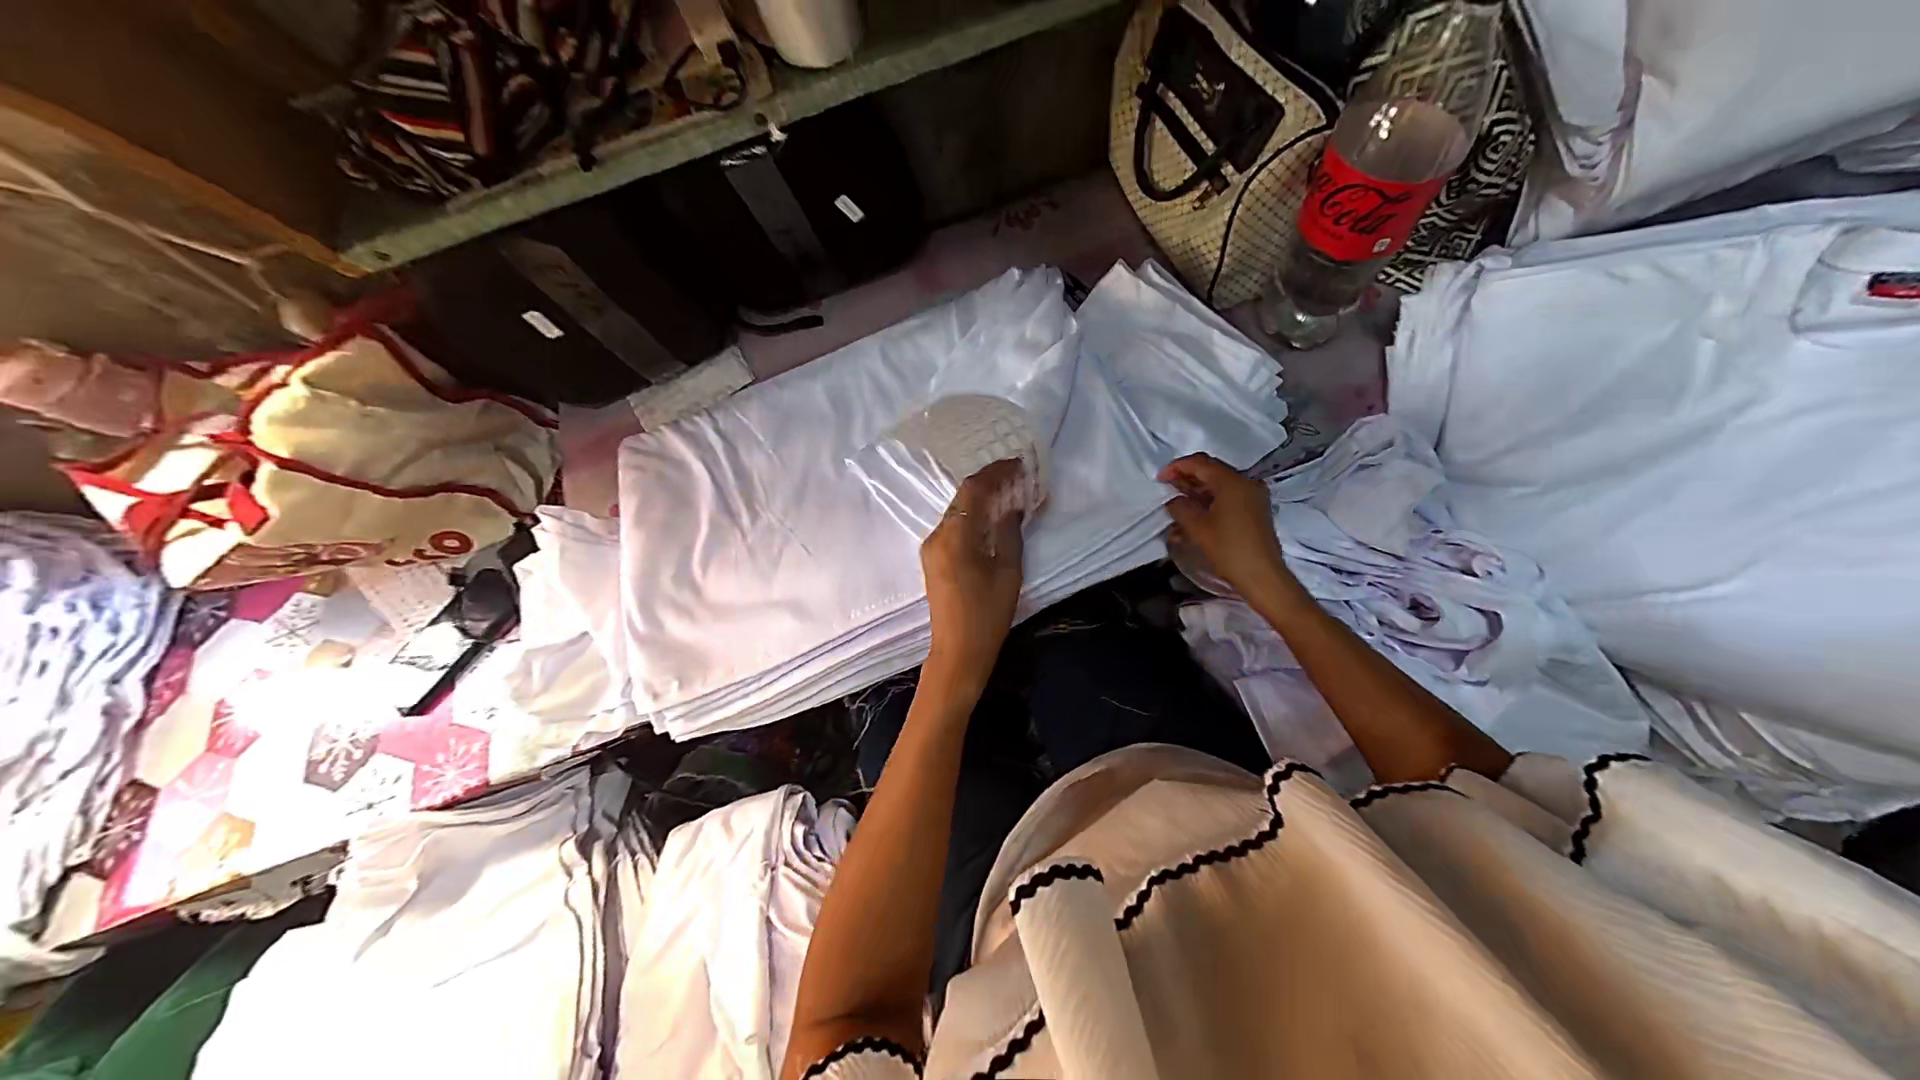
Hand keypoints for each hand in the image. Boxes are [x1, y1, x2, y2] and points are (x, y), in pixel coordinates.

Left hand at [921, 459, 1025, 689]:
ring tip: (1010, 496)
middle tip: (1018, 478)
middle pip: (962, 498)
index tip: (1018, 464)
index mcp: (954, 536)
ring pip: (957, 512)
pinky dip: (973, 518)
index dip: (996, 472)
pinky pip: (954, 528)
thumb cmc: (986, 614)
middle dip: (990, 484)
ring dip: (982, 501)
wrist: (958, 652)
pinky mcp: (933, 560)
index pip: (973, 489)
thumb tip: (1011, 508)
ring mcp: (931, 548)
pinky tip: (992, 520)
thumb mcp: (1008, 571)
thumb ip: (1009, 533)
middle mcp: (936, 536)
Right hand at [1159, 453, 1298, 601]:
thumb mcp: (1198, 527)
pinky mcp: (1256, 508)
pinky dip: (1212, 496)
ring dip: (1199, 487)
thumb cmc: (1229, 549)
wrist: (1262, 575)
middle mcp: (1247, 482)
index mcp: (1232, 482)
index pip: (1200, 463)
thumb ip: (1180, 507)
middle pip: (1212, 470)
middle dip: (1187, 476)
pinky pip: (1230, 493)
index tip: (1160, 479)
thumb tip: (1173, 500)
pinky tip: (1198, 508)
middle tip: (1167, 488)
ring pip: (1221, 482)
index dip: (1177, 467)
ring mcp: (1254, 494)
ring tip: (1179, 498)